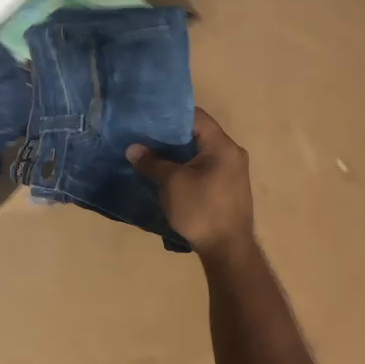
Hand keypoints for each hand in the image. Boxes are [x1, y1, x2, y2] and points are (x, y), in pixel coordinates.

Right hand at [127, 108, 254, 259]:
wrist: (227, 248)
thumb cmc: (201, 209)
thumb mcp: (171, 183)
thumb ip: (152, 162)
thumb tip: (133, 148)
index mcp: (222, 146)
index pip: (196, 116)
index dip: (170, 114)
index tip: (146, 118)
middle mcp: (231, 154)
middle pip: (197, 135)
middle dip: (169, 136)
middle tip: (142, 138)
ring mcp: (231, 173)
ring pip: (198, 154)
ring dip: (175, 155)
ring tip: (149, 156)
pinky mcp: (226, 189)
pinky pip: (202, 169)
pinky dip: (184, 169)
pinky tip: (165, 177)